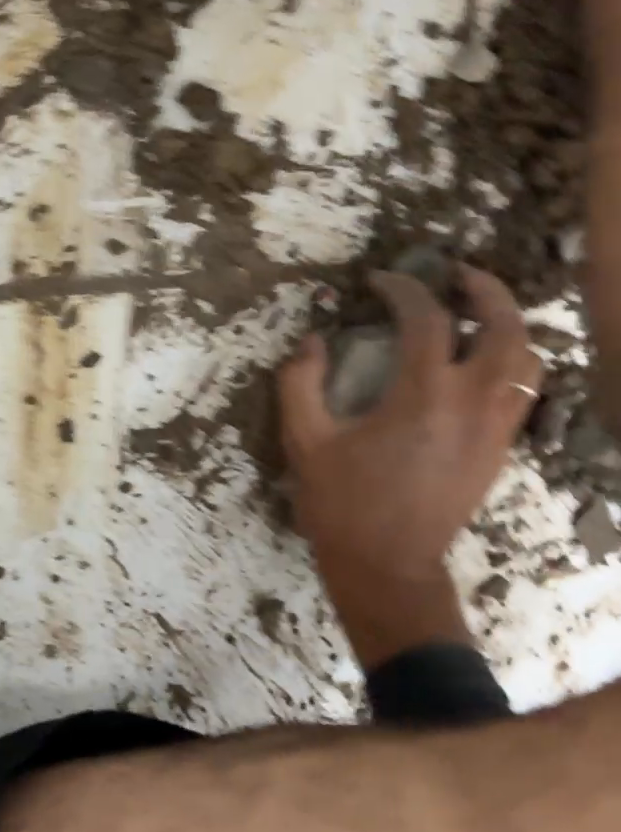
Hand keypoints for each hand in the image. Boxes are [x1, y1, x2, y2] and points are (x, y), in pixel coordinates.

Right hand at [277, 265, 541, 668]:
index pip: (427, 322)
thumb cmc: (338, 497)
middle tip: (457, 274)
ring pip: (529, 359)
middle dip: (486, 293)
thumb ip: (301, 382)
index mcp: (421, 397)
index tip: (378, 280)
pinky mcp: (502, 446)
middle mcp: (473, 404)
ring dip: (508, 326)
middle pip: (505, 330)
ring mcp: (497, 427)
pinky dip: (511, 360)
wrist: (386, 558)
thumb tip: (314, 341)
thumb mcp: (303, 437)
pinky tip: (480, 361)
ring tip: (478, 312)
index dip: (404, 291)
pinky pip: (523, 389)